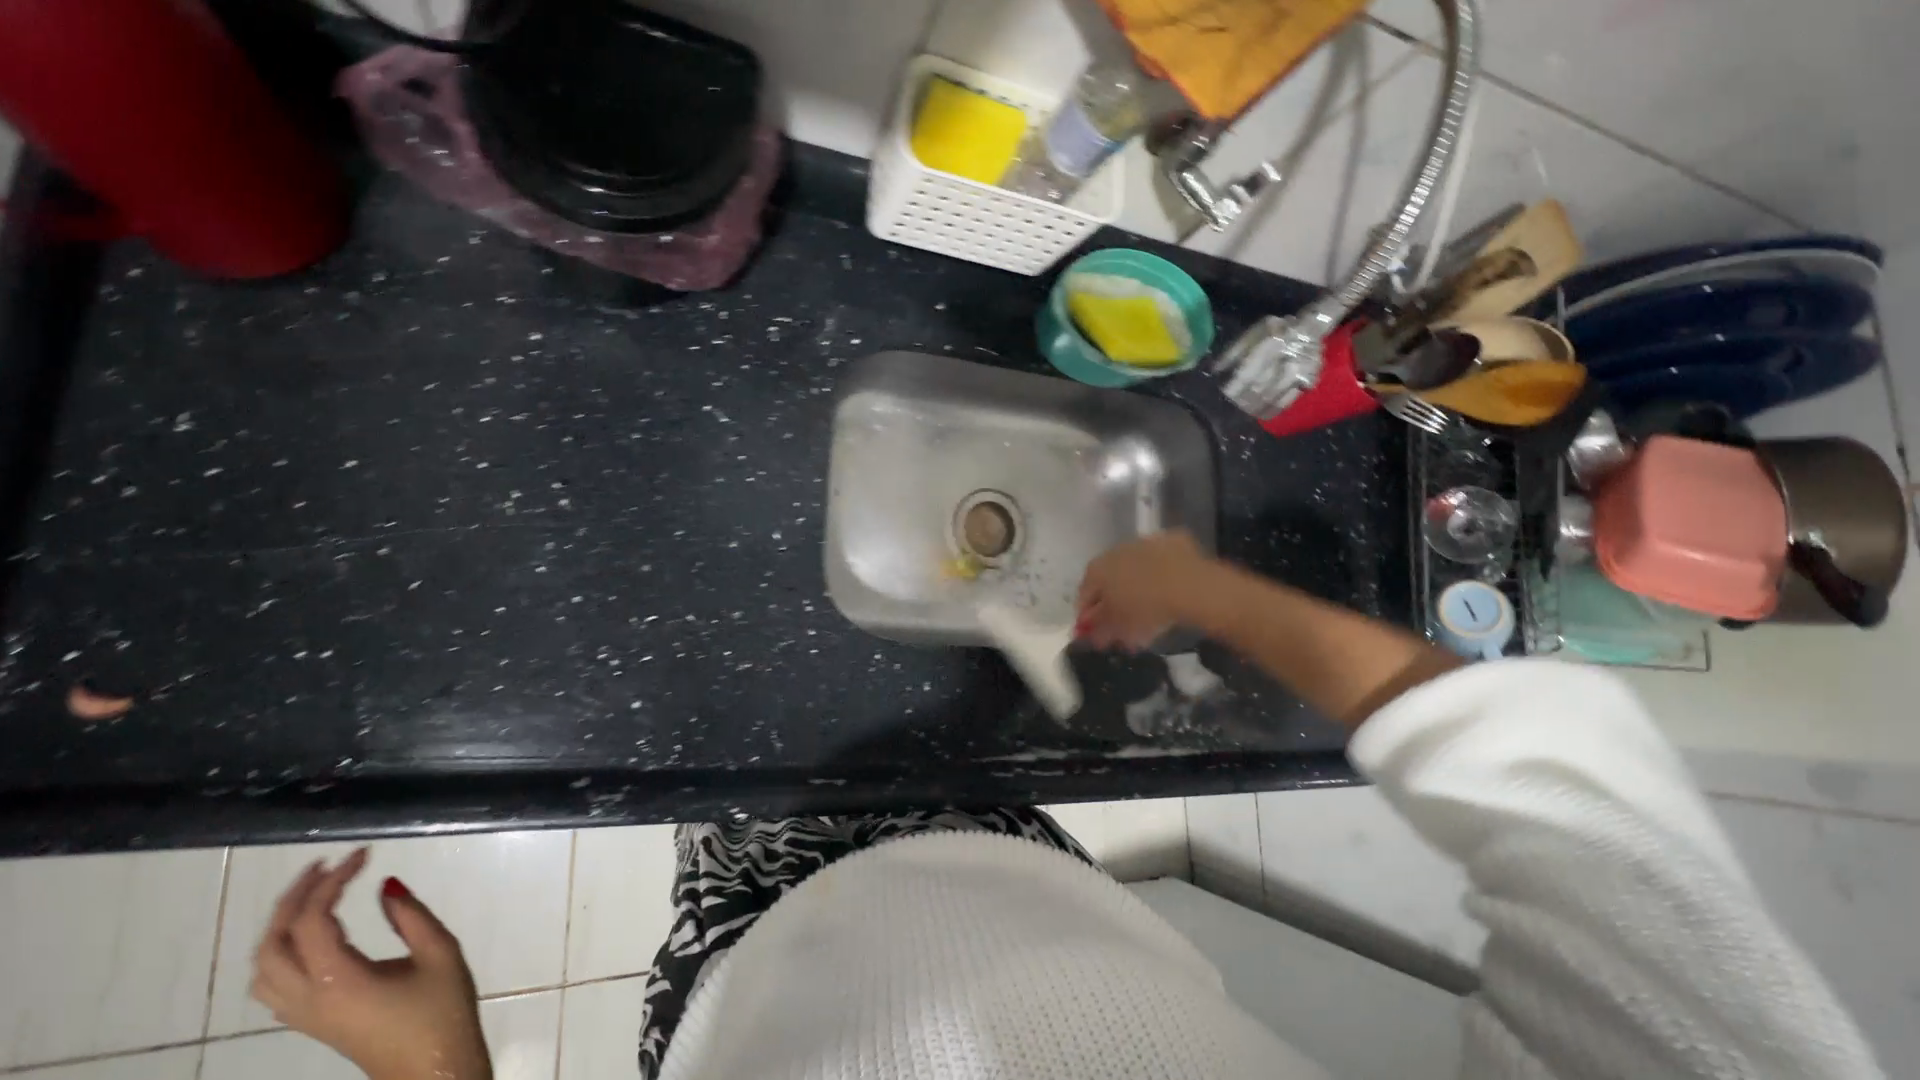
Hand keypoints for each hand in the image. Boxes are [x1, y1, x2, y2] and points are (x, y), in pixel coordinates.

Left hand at [251, 848, 490, 1079]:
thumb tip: (386, 884)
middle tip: (327, 866)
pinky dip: (280, 951)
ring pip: (263, 965)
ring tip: (314, 895)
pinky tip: (309, 938)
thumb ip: (411, 916)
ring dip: (280, 925)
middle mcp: (307, 997)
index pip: (314, 919)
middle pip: (273, 941)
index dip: (333, 880)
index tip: (362, 854)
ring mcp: (302, 1014)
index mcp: (338, 979)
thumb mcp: (440, 954)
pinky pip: (272, 983)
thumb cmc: (441, 1013)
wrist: (433, 1072)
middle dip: (295, 897)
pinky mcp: (309, 1022)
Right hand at [1076, 531, 1217, 649]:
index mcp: (1096, 570)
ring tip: (1149, 610)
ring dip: (1137, 586)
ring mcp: (1145, 542)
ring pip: (1135, 568)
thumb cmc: (1146, 608)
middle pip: (1109, 579)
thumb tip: (1091, 635)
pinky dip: (1162, 574)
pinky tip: (1172, 591)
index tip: (1095, 632)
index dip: (1087, 617)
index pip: (1083, 595)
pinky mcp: (1172, 541)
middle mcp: (1115, 550)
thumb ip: (1100, 632)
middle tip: (1123, 623)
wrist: (1191, 585)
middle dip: (1113, 601)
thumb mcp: (1118, 628)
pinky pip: (1162, 562)